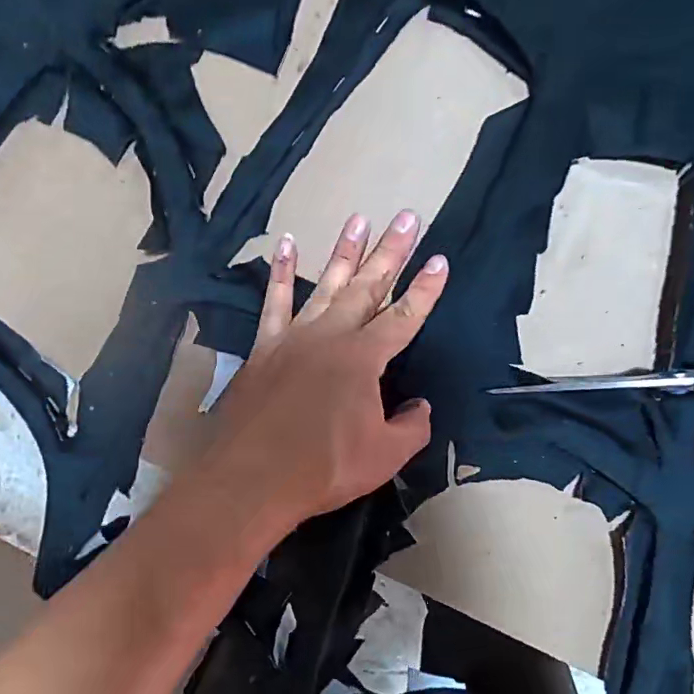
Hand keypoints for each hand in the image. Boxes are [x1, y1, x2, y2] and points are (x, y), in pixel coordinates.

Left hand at [193, 210, 449, 531]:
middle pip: (367, 287)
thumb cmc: (323, 467)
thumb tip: (420, 406)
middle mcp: (330, 337)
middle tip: (406, 216)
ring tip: (358, 217)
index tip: (441, 259)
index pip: (404, 317)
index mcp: (363, 359)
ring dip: (343, 251)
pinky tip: (285, 246)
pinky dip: (280, 273)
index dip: (425, 290)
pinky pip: (274, 302)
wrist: (252, 476)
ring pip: (325, 285)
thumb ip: (410, 427)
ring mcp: (293, 338)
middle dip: (390, 251)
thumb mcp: (384, 455)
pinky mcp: (264, 348)